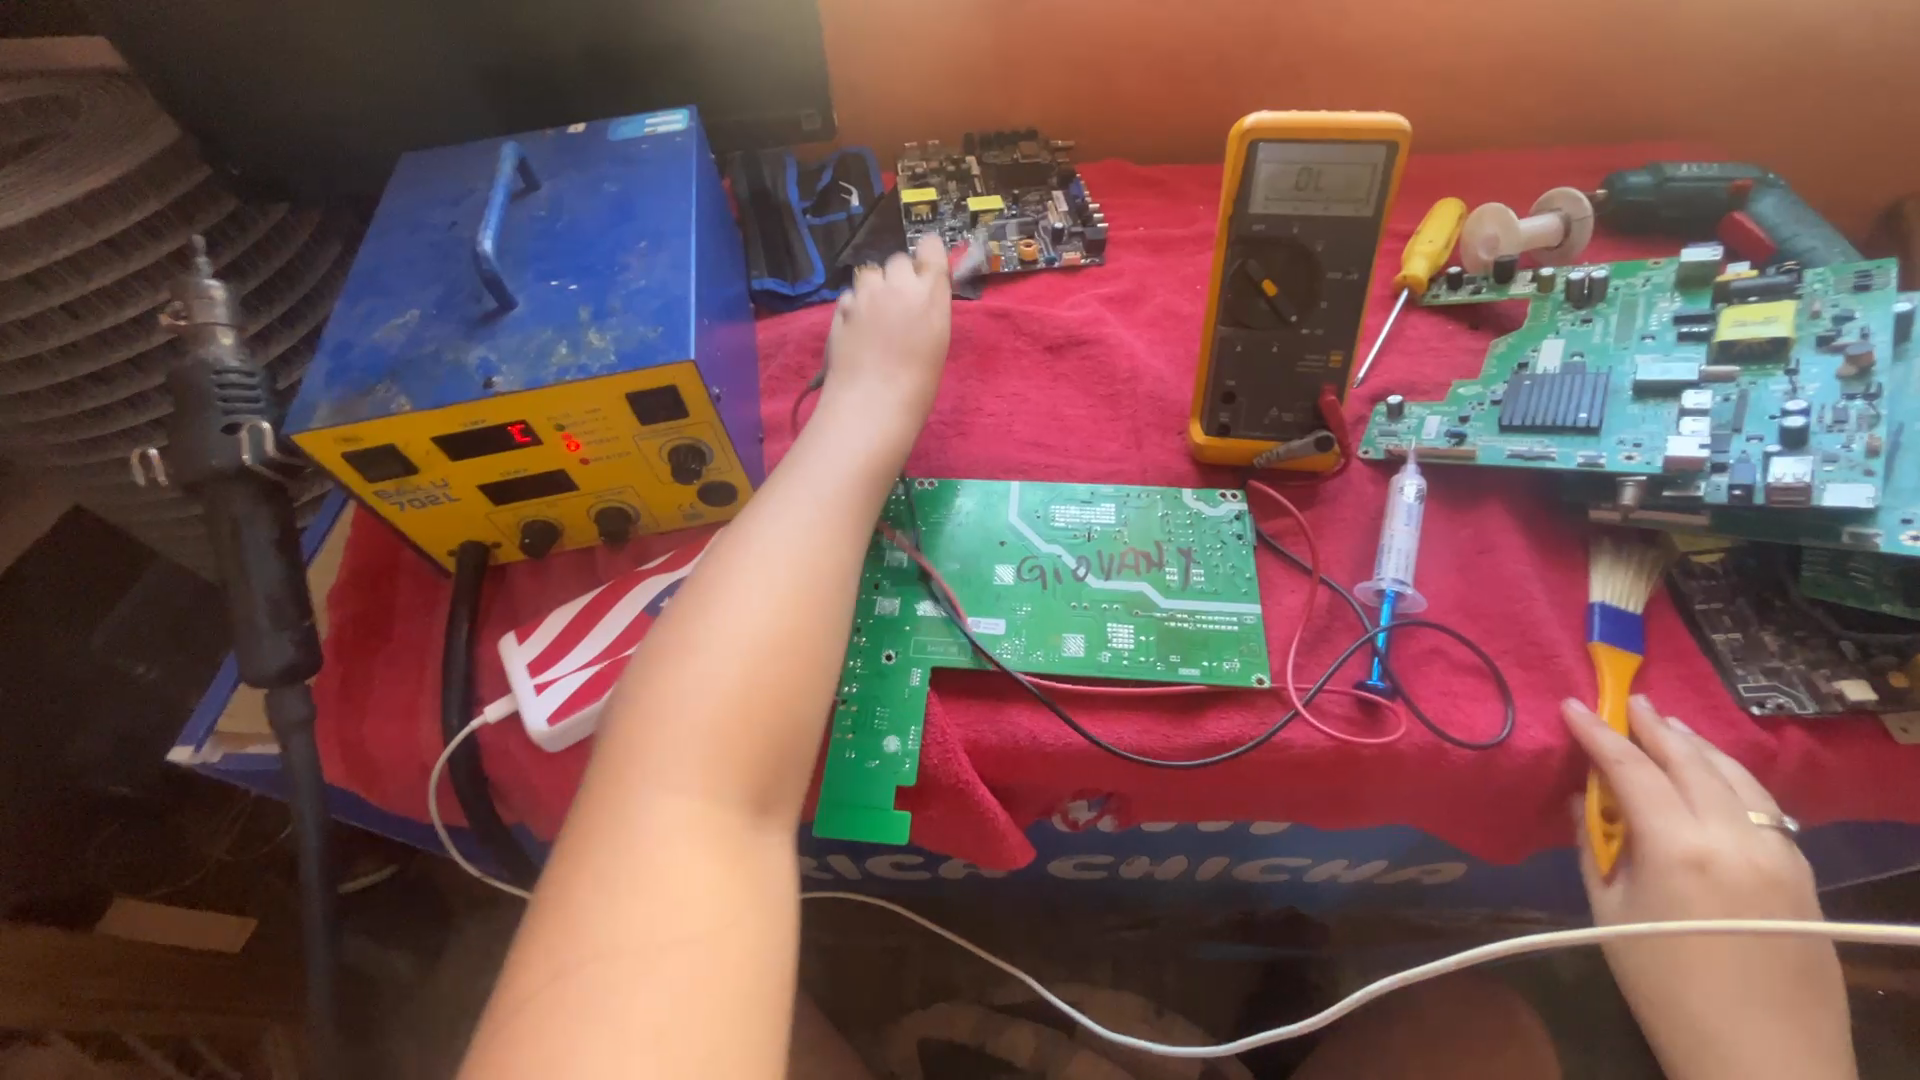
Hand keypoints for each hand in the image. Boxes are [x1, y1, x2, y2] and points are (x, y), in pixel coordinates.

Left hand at [822, 234, 951, 429]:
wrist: (874, 403)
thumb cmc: (919, 383)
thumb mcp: (938, 340)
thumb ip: (929, 309)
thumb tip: (921, 298)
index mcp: (931, 293)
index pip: (930, 247)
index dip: (927, 256)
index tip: (925, 272)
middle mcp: (898, 285)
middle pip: (897, 260)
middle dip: (898, 276)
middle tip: (899, 304)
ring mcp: (866, 295)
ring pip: (869, 274)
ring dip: (873, 287)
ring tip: (874, 315)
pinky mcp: (842, 308)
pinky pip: (850, 296)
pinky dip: (854, 307)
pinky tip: (857, 330)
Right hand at [1563, 696, 1855, 1079]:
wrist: (1764, 1056)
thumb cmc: (1662, 983)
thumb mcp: (1608, 909)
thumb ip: (1596, 845)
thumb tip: (1586, 800)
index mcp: (1677, 846)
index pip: (1631, 767)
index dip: (1598, 732)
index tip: (1573, 704)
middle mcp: (1734, 838)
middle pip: (1692, 762)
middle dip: (1656, 727)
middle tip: (1628, 701)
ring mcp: (1779, 855)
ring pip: (1738, 779)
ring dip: (1700, 747)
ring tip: (1670, 727)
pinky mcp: (1803, 875)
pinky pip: (1762, 808)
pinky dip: (1731, 780)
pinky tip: (1713, 778)